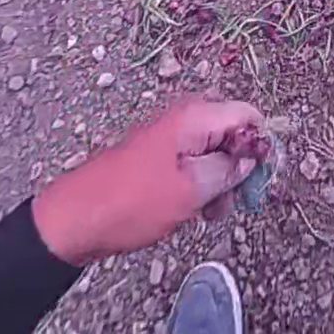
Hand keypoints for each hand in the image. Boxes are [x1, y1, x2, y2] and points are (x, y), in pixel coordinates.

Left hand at [31, 98, 263, 264]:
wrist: (72, 220)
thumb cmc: (133, 201)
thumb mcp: (190, 190)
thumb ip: (228, 171)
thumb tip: (251, 160)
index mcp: (197, 116)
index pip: (247, 114)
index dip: (260, 142)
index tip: (260, 174)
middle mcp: (187, 118)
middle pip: (231, 132)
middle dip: (238, 165)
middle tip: (233, 200)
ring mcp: (171, 136)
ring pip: (213, 150)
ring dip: (219, 179)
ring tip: (210, 212)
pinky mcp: (158, 155)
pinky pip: (192, 161)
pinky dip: (199, 181)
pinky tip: (192, 209)